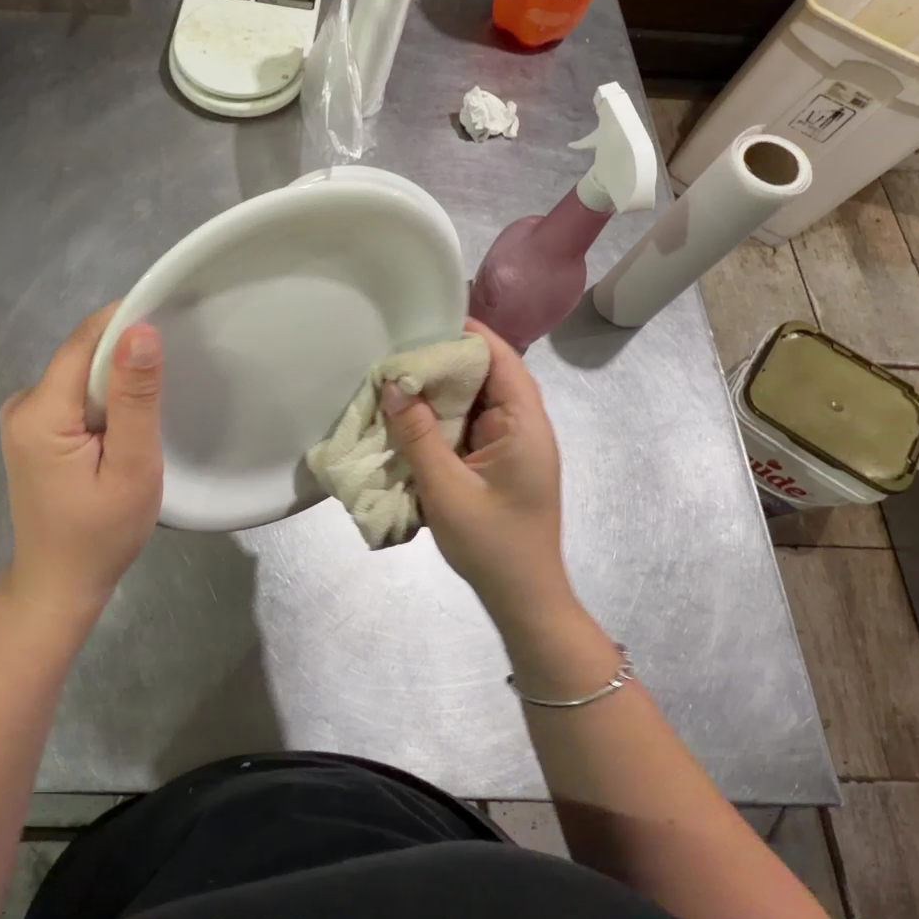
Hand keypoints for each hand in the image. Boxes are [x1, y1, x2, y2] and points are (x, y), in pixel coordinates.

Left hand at [0, 304, 163, 609]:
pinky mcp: (33, 432)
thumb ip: (136, 399)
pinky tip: (123, 433)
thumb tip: (140, 330)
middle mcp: (22, 403)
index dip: (126, 325)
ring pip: (80, 377)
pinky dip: (102, 406)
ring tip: (149, 416)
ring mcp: (23, 418)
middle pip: (81, 357)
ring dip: (116, 387)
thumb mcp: (131, 468)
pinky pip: (73, 398)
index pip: (84, 341)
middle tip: (171, 382)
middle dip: (124, 363)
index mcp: (40, 412)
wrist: (59, 585)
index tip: (172, 323)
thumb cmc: (100, 535)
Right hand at [381, 319, 578, 630]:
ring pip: (474, 401)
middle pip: (486, 375)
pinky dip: (439, 420)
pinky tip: (408, 418)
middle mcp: (522, 426)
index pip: (500, 358)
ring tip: (394, 379)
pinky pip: (467, 427)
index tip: (421, 319)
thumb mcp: (446, 488)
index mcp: (524, 424)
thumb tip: (393, 383)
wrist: (524, 598)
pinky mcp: (497, 462)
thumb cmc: (492, 544)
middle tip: (395, 351)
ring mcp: (511, 445)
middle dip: (442, 362)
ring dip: (438, 393)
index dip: (464, 334)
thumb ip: (417, 434)